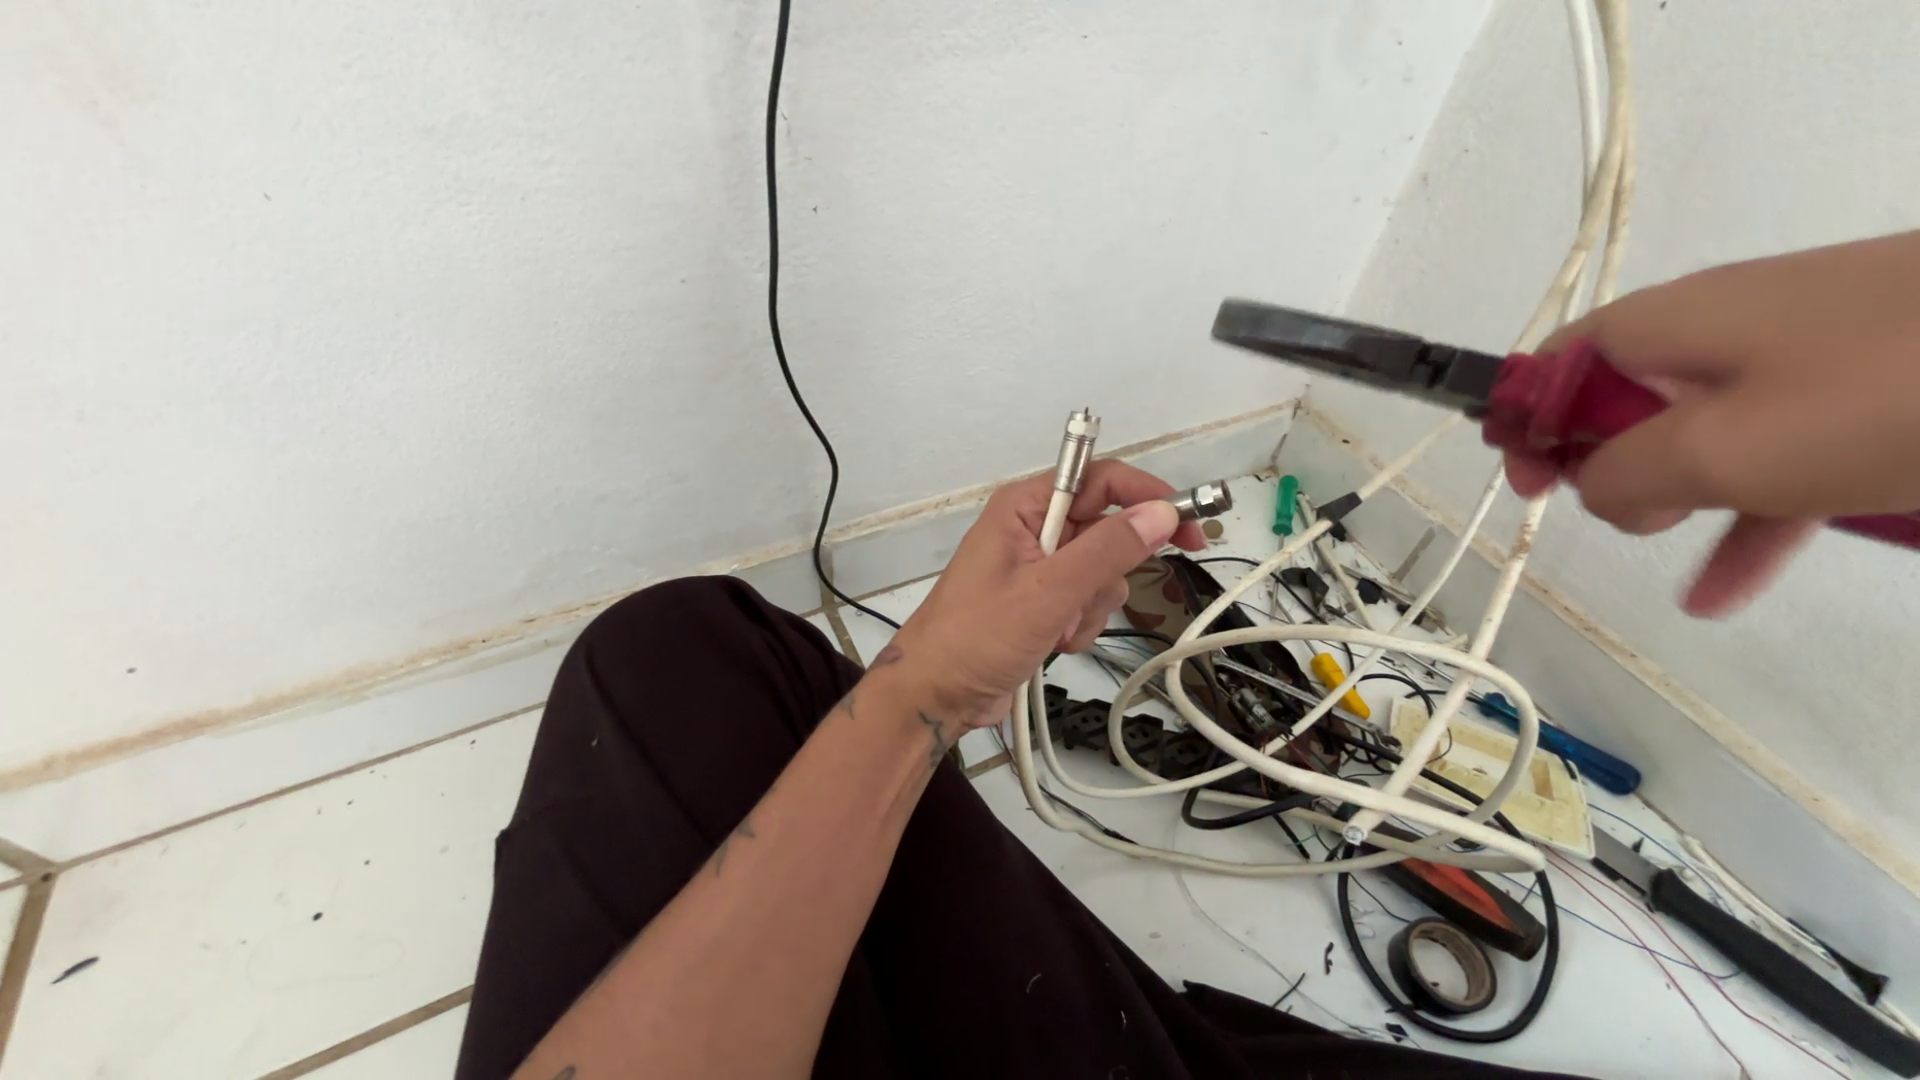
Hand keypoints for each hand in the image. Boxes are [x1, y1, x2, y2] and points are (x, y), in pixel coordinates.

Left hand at [878, 461, 1203, 726]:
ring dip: (1092, 606)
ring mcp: (1037, 568)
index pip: (1101, 479)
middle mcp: (1031, 528)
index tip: (1188, 526)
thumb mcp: (1049, 591)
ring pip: (1101, 571)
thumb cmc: (978, 636)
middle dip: (1109, 572)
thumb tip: (1162, 512)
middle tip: (1097, 596)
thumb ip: (1108, 550)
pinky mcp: (1040, 602)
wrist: (936, 694)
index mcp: (1025, 506)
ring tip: (1059, 628)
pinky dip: (1080, 623)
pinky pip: (1085, 601)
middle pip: (1105, 529)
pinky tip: (1054, 642)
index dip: (1147, 497)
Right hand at [1504, 231, 1919, 616]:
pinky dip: (1748, 518)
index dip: (1521, 423)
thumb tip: (1595, 489)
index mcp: (1662, 326)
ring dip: (1673, 499)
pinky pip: (1780, 459)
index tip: (1528, 484)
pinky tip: (1728, 587)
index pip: (1551, 366)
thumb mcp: (1716, 450)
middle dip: (1599, 464)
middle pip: (1620, 401)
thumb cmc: (1883, 393)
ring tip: (1669, 554)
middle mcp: (1718, 331)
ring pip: (1699, 437)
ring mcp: (1800, 360)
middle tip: (1613, 517)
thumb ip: (1617, 476)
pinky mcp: (1868, 391)